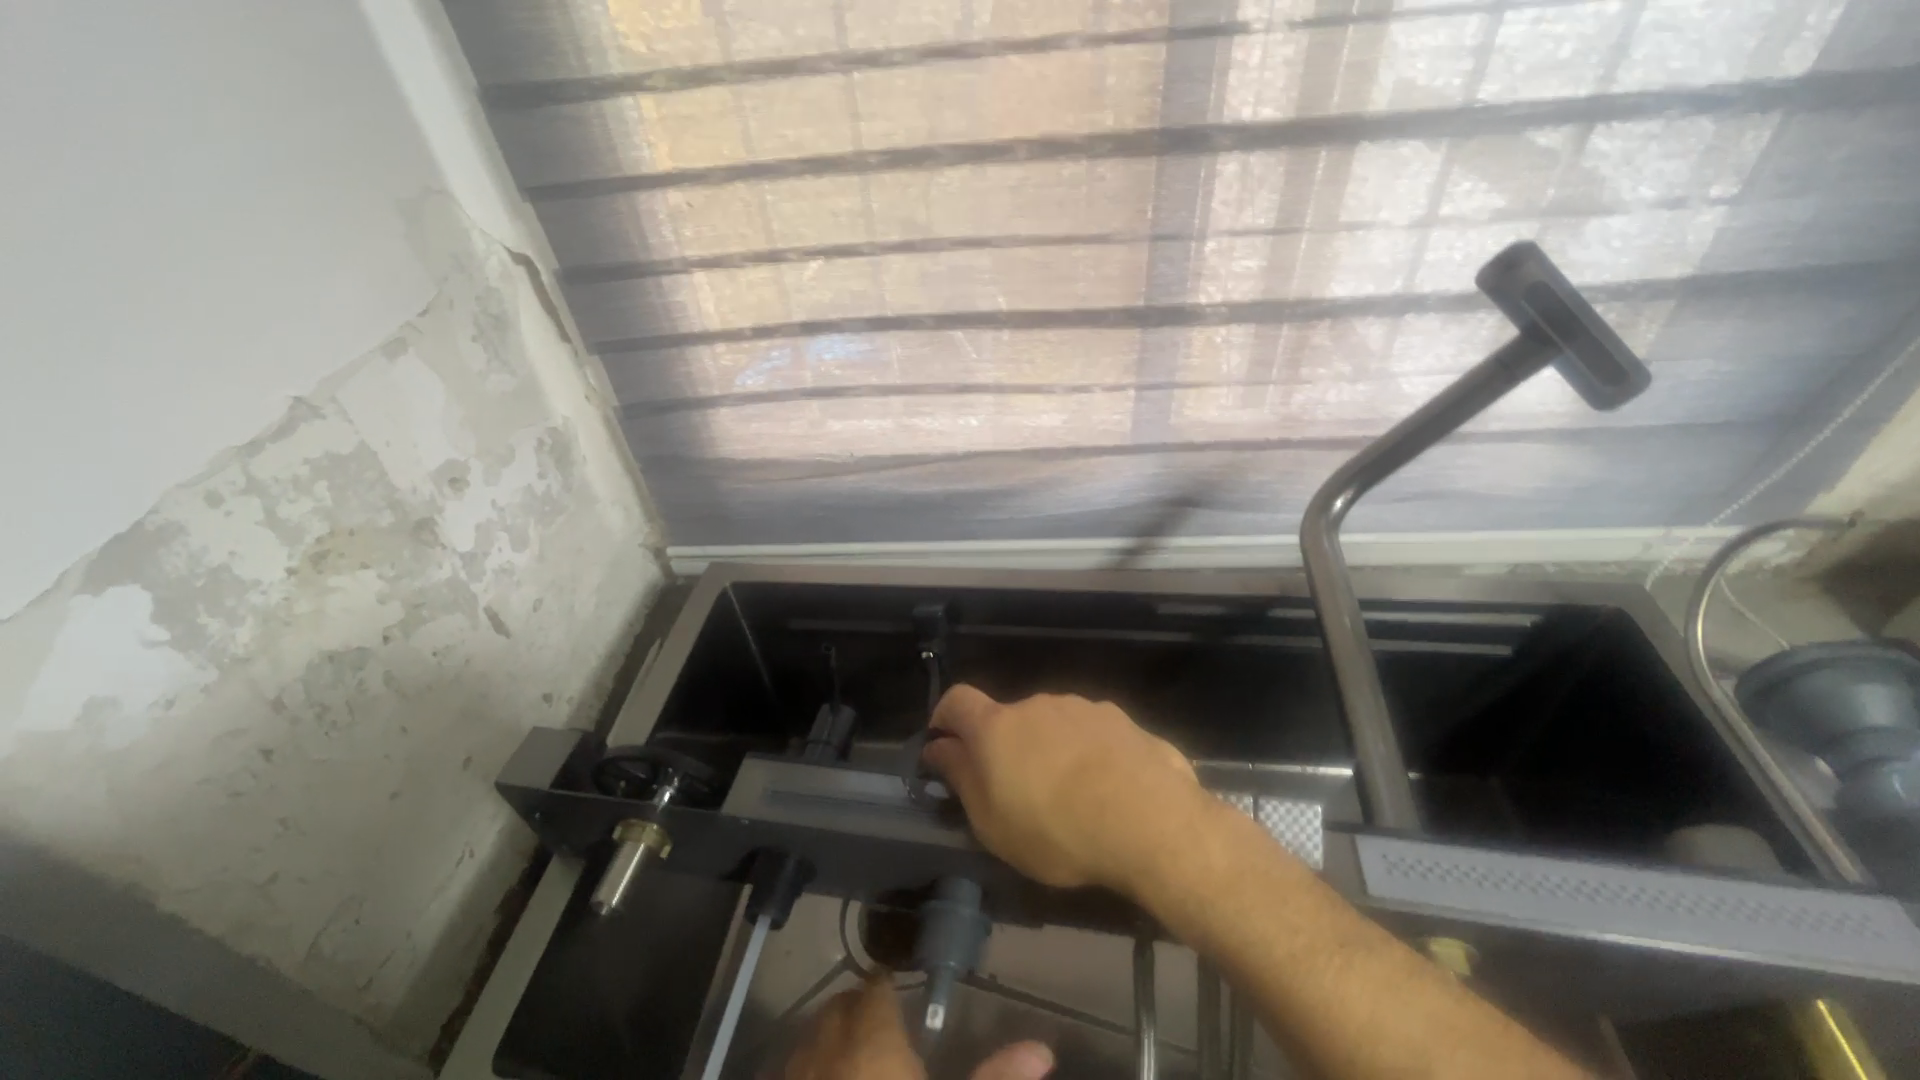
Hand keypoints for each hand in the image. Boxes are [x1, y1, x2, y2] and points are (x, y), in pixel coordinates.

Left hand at [782, 975, 1053, 1079]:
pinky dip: (806, 1073)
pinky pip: (788, 1075)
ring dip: (828, 1042)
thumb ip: (994, 1079)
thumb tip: (1041, 1050)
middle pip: (836, 1012)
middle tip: (880, 1023)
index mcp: (874, 1045)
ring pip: (807, 1043)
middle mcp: (826, 1051)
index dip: (884, 990)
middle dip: (856, 1010)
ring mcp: (794, 1078)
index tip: (895, 992)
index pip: (873, 993)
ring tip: (853, 1058)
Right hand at [922, 686, 1204, 893]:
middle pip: (1011, 718)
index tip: (944, 744)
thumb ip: (961, 778)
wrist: (1151, 823)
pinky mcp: (1126, 722)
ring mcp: (1086, 709)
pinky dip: (1093, 758)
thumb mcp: (992, 823)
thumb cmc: (1056, 831)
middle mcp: (1039, 705)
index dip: (945, 719)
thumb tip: (939, 748)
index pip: (957, 701)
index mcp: (998, 726)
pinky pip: (1096, 737)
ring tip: (1072, 799)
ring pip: (1056, 726)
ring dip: (1054, 751)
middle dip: (1008, 748)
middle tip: (1018, 793)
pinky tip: (1110, 794)